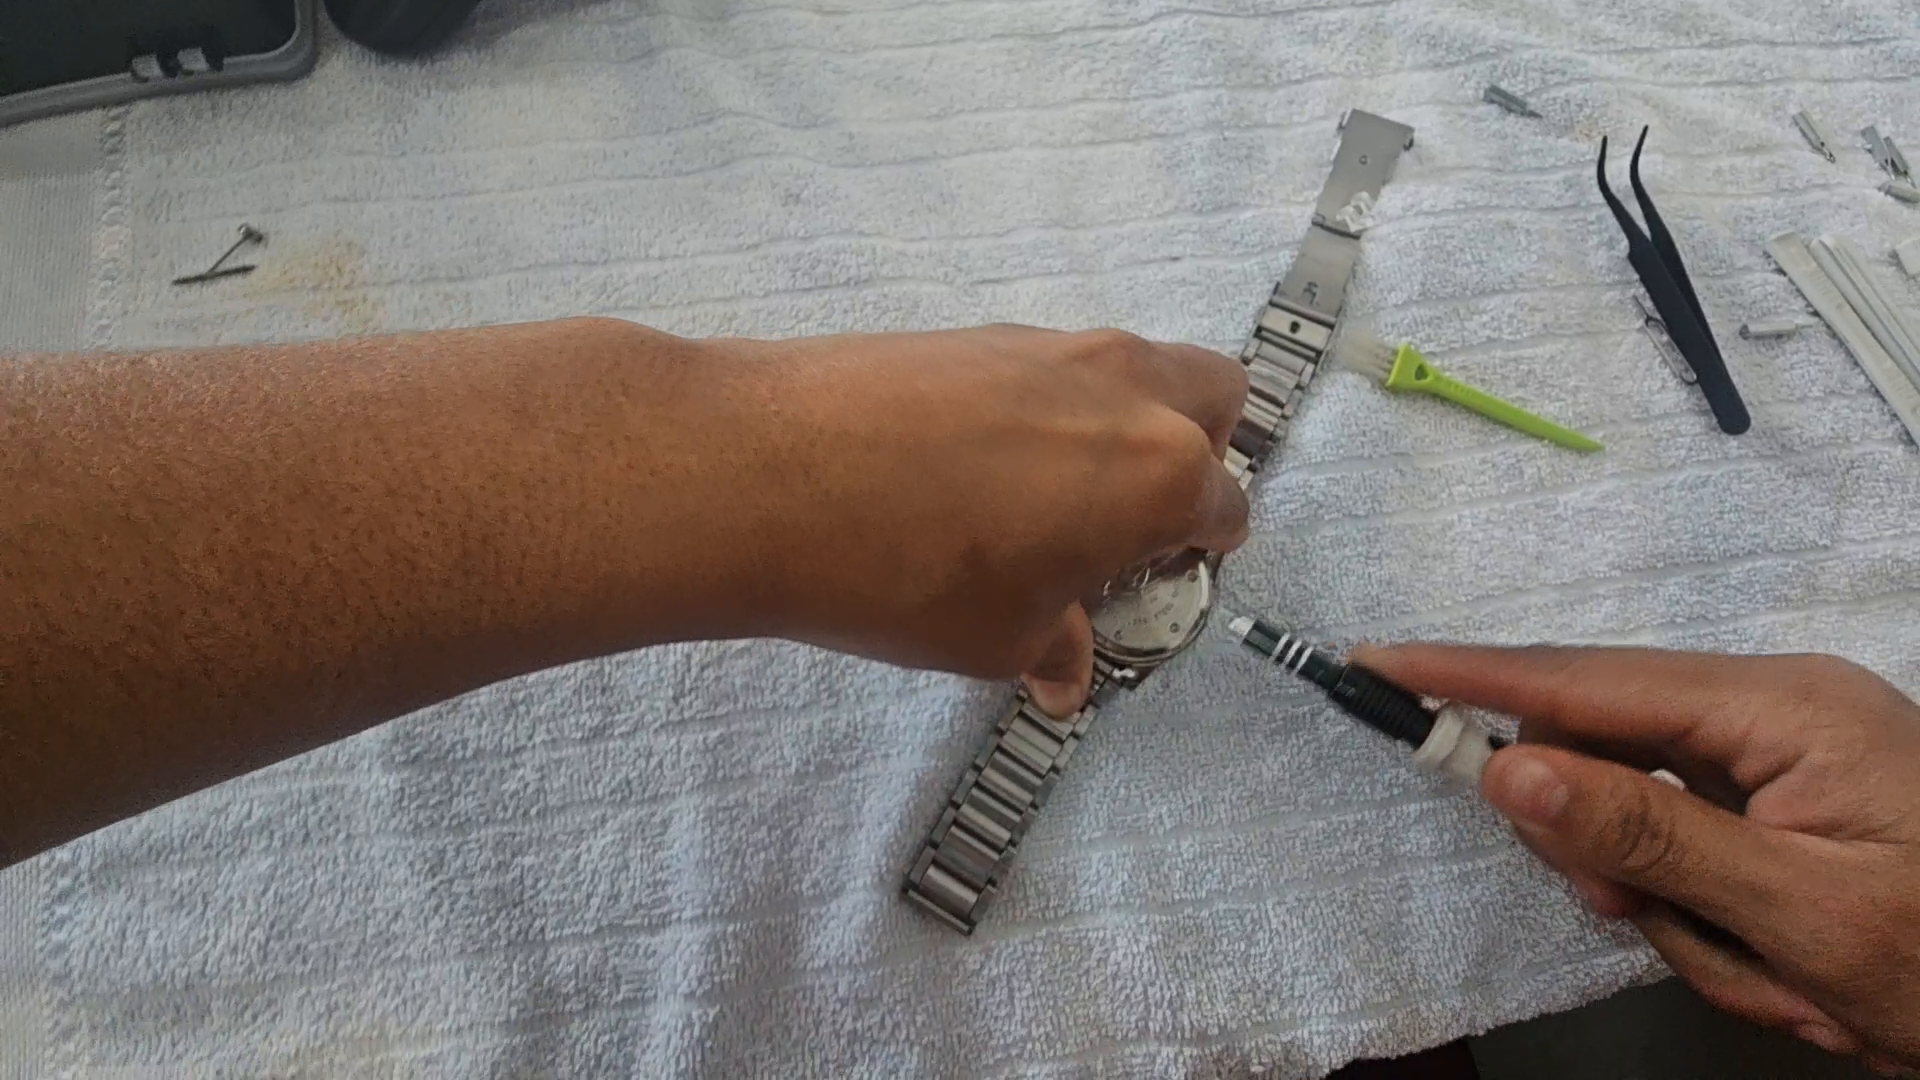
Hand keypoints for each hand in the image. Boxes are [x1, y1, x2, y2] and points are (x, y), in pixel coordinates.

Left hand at [710, 325, 1247, 713]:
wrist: (765, 473)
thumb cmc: (907, 575)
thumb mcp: (999, 639)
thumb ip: (1056, 646)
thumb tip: (1065, 674)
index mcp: (1158, 472)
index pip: (1225, 507)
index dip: (1200, 550)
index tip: (1156, 576)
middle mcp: (1123, 388)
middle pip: (1213, 399)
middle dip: (1198, 453)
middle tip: (1127, 513)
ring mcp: (1050, 345)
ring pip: (1133, 370)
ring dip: (1122, 424)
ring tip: (1042, 491)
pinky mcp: (981, 330)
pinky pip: (1052, 365)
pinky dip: (1050, 406)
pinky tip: (976, 459)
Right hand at [1353, 645, 1919, 1071]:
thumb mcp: (1805, 919)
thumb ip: (1644, 834)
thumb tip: (1502, 770)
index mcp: (1780, 706)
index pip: (1577, 679)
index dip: (1464, 671)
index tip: (1374, 662)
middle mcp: (1761, 703)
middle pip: (1590, 737)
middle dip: (1588, 830)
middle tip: (1617, 909)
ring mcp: (1761, 744)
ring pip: (1615, 787)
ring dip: (1641, 879)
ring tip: (1730, 956)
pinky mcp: (1758, 786)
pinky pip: (1654, 818)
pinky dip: (1671, 890)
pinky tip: (1741, 945)